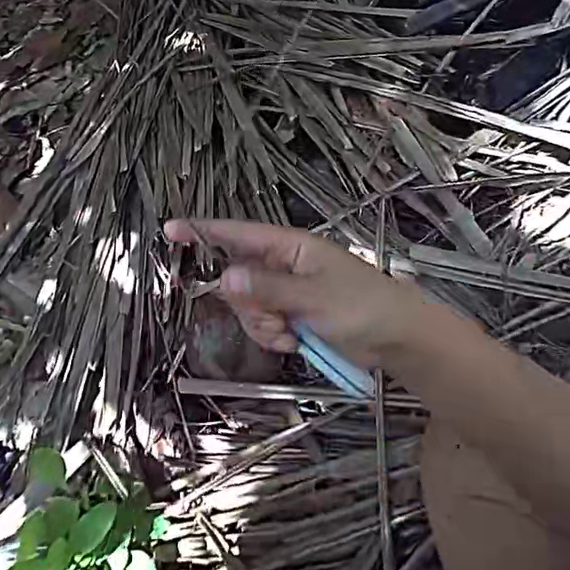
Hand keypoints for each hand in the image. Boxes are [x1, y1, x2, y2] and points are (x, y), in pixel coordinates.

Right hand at [164, 218, 453, 367]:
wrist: (398, 338)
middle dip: (249, 304)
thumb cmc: (362, 305)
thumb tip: (225, 276)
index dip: (205, 232)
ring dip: (262, 324)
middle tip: (275, 317)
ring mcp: (287, 291)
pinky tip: (296, 340)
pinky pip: (262, 324)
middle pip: (238, 278)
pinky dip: (273, 335)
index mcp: (290, 247)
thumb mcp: (314, 296)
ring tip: (292, 332)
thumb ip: (267, 288)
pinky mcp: (291, 315)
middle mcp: (284, 265)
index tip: (171, 229)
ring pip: (248, 306)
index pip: (239, 234)